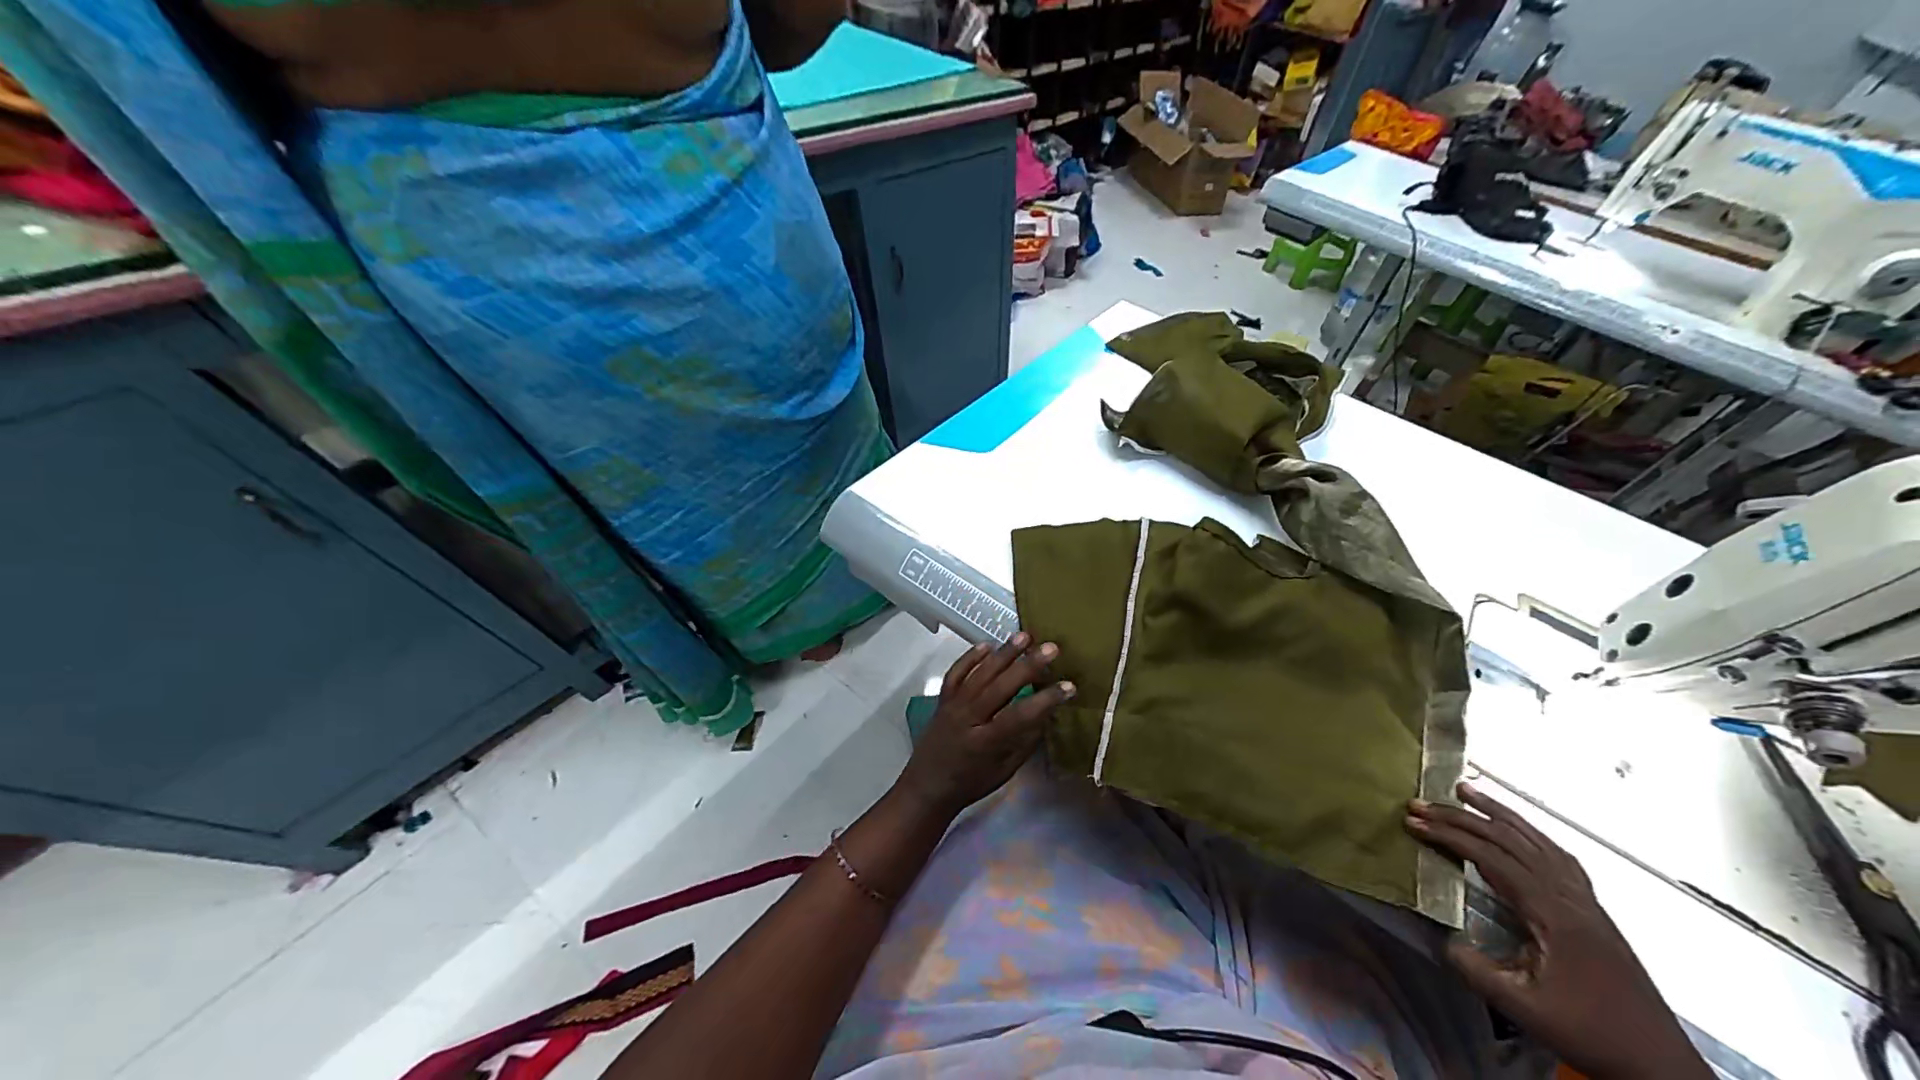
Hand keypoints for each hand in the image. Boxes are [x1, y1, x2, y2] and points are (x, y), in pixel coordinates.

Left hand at [894, 633, 1074, 819]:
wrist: (926, 787)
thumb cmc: (971, 783)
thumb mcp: (1004, 771)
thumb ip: (1025, 742)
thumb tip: (1047, 714)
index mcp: (986, 742)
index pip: (1020, 716)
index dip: (1046, 700)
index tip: (1069, 687)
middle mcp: (968, 718)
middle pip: (1000, 686)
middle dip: (1028, 666)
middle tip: (1052, 649)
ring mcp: (953, 705)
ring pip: (980, 673)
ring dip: (1003, 653)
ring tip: (1025, 636)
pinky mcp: (942, 699)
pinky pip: (956, 673)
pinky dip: (971, 657)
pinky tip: (988, 645)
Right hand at [1406, 784, 1711, 1079]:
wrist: (1657, 1063)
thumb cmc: (1589, 1031)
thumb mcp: (1522, 1008)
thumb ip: (1475, 969)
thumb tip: (1445, 936)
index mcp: (1553, 913)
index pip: (1492, 857)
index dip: (1449, 836)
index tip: (1413, 822)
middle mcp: (1570, 896)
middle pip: (1511, 841)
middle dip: (1462, 818)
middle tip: (1421, 803)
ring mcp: (1585, 901)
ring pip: (1537, 840)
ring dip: (1498, 813)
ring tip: (1465, 790)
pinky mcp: (1591, 910)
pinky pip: (1557, 856)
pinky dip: (1529, 833)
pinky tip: (1517, 830)